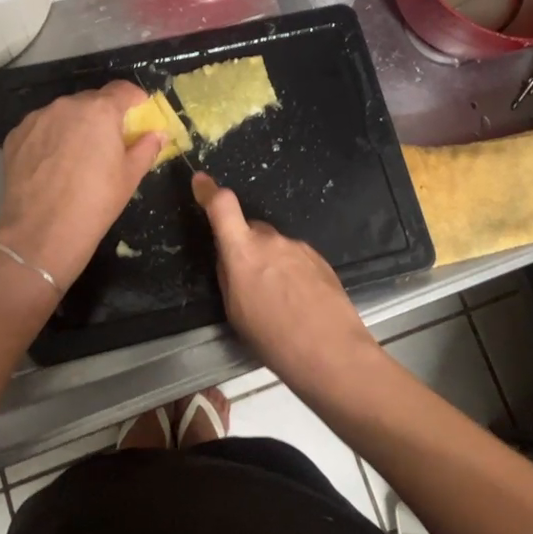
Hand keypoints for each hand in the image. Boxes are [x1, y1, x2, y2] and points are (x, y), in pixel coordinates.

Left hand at [0, 81, 163, 286]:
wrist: (40, 233)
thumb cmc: (95, 204)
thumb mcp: (129, 177)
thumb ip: (146, 148)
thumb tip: (157, 134)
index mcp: (99, 111)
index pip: (122, 90)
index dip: (135, 99)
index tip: (140, 113)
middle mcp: (66, 106)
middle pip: (91, 101)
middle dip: (103, 116)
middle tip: (109, 142)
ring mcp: (37, 119)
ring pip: (64, 113)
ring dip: (75, 126)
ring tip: (77, 156)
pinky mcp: (16, 136)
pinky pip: (41, 128)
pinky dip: (51, 138)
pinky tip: (53, 165)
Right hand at [192, 173, 379, 387]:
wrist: (331, 352)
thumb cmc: (273, 338)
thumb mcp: (235, 312)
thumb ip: (229, 276)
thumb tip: (229, 257)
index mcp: (243, 252)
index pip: (223, 207)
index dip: (209, 191)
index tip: (201, 181)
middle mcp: (272, 241)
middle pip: (251, 231)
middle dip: (246, 247)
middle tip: (249, 283)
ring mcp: (299, 248)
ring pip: (276, 247)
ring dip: (271, 264)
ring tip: (279, 303)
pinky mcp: (320, 260)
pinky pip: (296, 258)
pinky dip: (292, 273)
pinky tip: (299, 303)